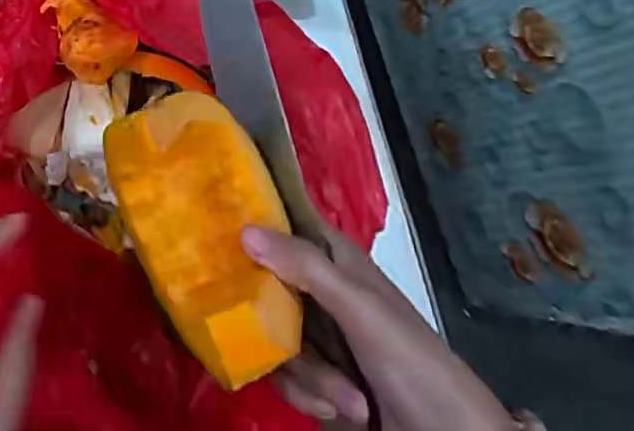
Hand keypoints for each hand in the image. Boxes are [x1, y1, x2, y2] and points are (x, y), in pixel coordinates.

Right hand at [242, 226, 512, 429]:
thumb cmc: (413, 363)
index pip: (284, 223)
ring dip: (308, 376)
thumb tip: (244, 228)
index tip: (220, 237)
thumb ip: (306, 267)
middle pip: (264, 285)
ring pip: (271, 337)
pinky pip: (283, 375)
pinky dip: (308, 398)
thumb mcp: (361, 310)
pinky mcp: (316, 376)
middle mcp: (319, 290)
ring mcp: (318, 335)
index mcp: (333, 260)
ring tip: (346, 398)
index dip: (254, 225)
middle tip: (289, 345)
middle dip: (277, 328)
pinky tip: (336, 412)